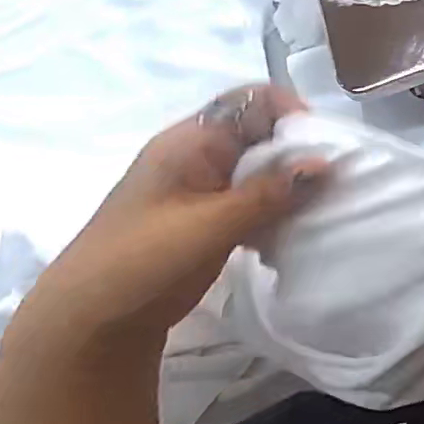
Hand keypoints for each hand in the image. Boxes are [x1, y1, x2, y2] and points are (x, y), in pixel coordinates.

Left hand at [17, 84, 326, 349]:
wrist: (90, 321)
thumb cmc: (142, 261)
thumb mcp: (209, 224)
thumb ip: (267, 193)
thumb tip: (324, 163)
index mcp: (192, 141)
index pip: (250, 101)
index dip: (290, 111)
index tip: (323, 144)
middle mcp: (201, 156)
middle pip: (261, 134)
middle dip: (299, 151)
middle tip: (334, 181)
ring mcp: (205, 189)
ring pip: (261, 171)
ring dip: (291, 185)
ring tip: (323, 206)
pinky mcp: (210, 220)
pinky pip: (254, 201)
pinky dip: (277, 210)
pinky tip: (296, 229)